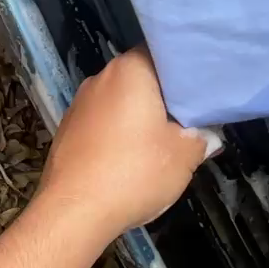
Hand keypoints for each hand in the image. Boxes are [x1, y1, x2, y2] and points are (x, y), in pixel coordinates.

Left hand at [36, 46, 215, 236]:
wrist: (72, 214)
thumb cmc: (133, 174)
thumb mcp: (184, 156)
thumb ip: (200, 138)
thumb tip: (204, 136)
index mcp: (129, 70)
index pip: (163, 53)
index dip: (185, 71)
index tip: (203, 90)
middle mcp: (98, 80)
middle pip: (139, 81)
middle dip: (161, 99)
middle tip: (187, 120)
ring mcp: (76, 109)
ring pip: (117, 107)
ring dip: (136, 121)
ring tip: (158, 145)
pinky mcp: (64, 136)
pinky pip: (99, 129)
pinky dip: (114, 139)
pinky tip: (126, 161)